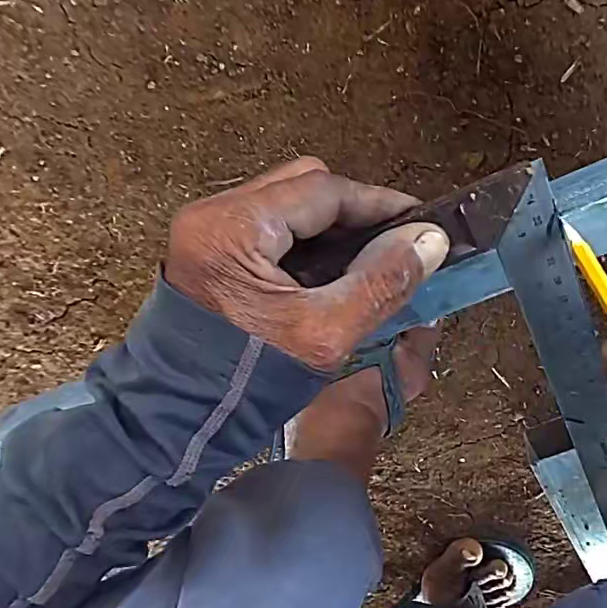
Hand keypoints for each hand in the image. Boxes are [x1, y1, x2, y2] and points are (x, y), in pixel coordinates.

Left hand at [162, 158, 448, 371]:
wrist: (177, 422)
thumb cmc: (243, 383)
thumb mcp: (326, 334)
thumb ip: (382, 283)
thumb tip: (428, 242)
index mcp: (233, 228)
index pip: (324, 190)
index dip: (379, 203)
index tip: (418, 221)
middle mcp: (214, 216)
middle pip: (304, 185)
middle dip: (356, 210)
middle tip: (396, 238)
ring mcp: (208, 232)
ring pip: (290, 203)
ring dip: (333, 225)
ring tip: (372, 254)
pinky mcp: (211, 251)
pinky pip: (272, 226)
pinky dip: (309, 240)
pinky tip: (336, 268)